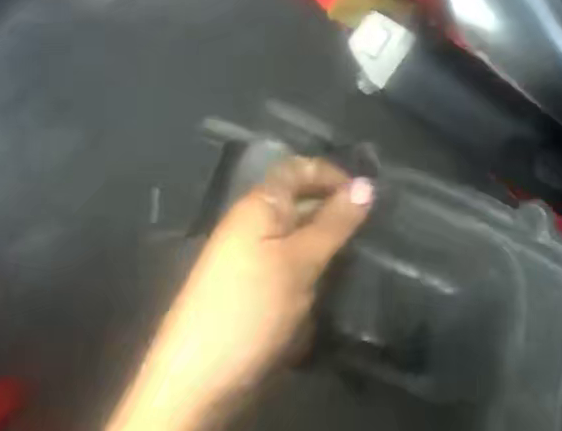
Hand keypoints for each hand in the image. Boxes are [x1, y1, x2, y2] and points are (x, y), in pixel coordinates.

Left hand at [109, 157, 373, 430]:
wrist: (190, 391)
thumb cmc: (248, 310)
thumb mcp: (301, 262)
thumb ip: (335, 222)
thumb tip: (368, 183)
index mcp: (257, 208)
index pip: (298, 168)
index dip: (332, 173)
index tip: (365, 195)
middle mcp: (249, 227)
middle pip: (300, 201)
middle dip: (334, 211)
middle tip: (371, 227)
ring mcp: (246, 261)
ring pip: (297, 237)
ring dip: (326, 244)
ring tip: (357, 256)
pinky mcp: (248, 293)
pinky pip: (288, 265)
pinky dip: (311, 270)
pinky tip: (328, 286)